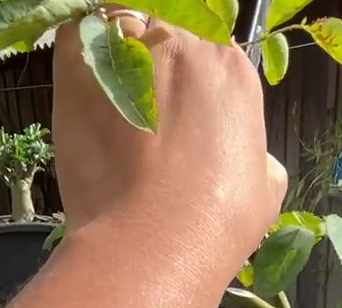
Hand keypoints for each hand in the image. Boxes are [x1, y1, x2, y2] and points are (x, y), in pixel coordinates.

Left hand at [52, 18, 285, 282]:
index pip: (209, 47)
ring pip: (121, 29)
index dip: (191, 78)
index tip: (180, 111)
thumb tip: (254, 157)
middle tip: (144, 113)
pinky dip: (78, 57)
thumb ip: (258, 155)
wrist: (153, 245)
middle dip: (155, 64)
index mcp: (231, 71)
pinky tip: (86, 97)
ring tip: (112, 109)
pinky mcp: (81, 69)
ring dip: (117, 58)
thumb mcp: (266, 192)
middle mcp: (185, 47)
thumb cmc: (215, 227)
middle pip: (166, 30)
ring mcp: (132, 52)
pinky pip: (75, 37)